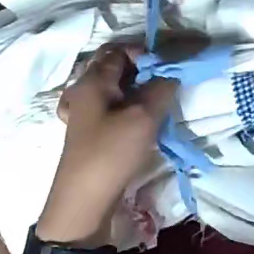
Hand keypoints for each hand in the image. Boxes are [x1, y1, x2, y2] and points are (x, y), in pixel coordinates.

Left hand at [38, 45, 177, 245]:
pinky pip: (109, 107)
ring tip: (155, 102)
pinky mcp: (88, 132)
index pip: (118, 50)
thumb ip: (161, 88)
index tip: (167, 67)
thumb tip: (171, 73)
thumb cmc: (112, 153)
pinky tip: (138, 120)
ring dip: (135, 89)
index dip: (144, 52)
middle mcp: (82, 90)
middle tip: (164, 83)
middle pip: (112, 66)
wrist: (84, 203)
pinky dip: (126, 106)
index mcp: (91, 80)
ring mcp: (82, 112)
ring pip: (112, 88)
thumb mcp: (144, 117)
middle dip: (141, 69)